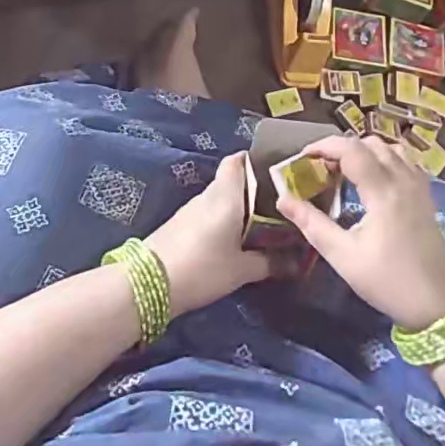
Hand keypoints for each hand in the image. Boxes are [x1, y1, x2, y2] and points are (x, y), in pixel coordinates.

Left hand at [144, 152, 270, 315]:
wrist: (148, 284)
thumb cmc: (203, 268)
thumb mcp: (241, 270)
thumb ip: (270, 263)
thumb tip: (296, 263)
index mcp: (226, 195)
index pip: (238, 161)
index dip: (256, 161)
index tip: (276, 173)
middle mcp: (208, 196)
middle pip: (232, 181)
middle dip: (255, 191)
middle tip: (279, 207)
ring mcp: (190, 210)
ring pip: (220, 200)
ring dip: (238, 209)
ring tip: (263, 225)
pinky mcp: (179, 226)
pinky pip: (208, 215)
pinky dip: (223, 221)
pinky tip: (235, 240)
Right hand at [275, 136, 444, 330]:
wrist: (438, 304)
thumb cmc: (388, 282)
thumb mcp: (343, 256)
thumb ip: (312, 224)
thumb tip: (283, 199)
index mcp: (383, 192)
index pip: (352, 150)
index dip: (324, 146)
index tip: (303, 157)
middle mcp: (404, 181)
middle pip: (370, 144)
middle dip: (341, 148)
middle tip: (320, 168)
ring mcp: (419, 187)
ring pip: (390, 148)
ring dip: (364, 151)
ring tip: (344, 171)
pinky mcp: (426, 196)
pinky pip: (405, 161)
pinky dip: (385, 158)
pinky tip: (372, 179)